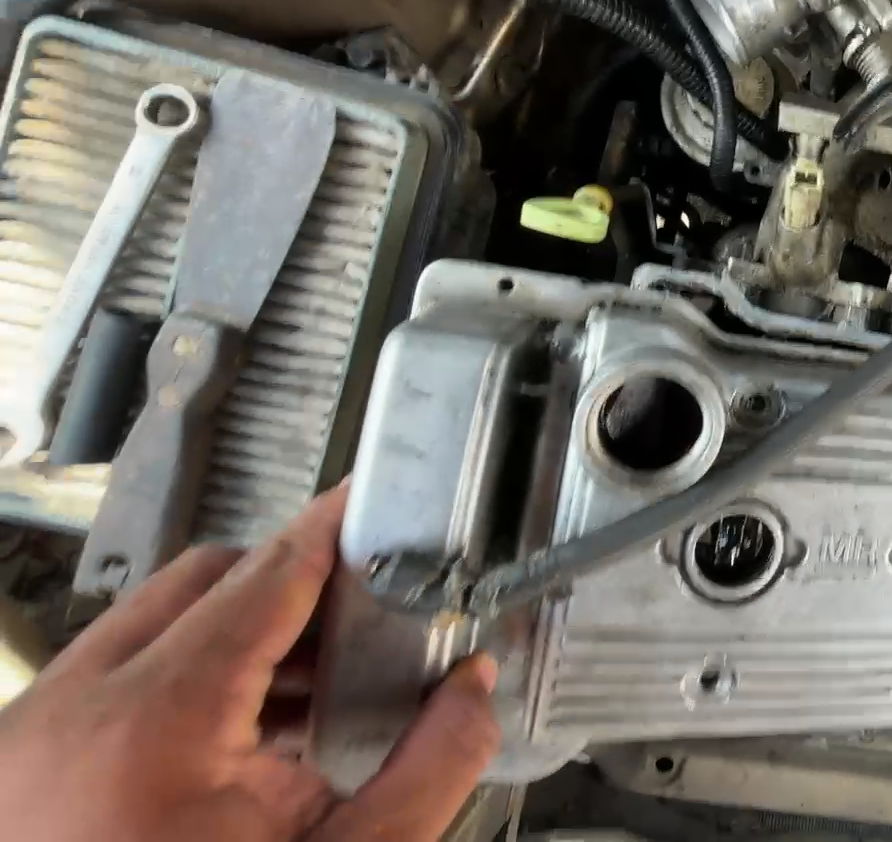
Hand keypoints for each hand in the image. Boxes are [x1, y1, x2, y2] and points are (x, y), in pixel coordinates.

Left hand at [0, 486, 501, 841]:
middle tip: (372, 604)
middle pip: (205, 579)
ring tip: (322, 670)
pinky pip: (115, 674)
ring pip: (155, 621)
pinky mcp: (12, 769)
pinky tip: (256, 721)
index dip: (335, 525)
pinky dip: (197, 670)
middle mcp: (60, 714)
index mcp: (146, 724)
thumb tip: (475, 682)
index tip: (382, 492)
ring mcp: (19, 743)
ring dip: (248, 624)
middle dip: (296, 577)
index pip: (268, 575)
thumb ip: (434, 764)